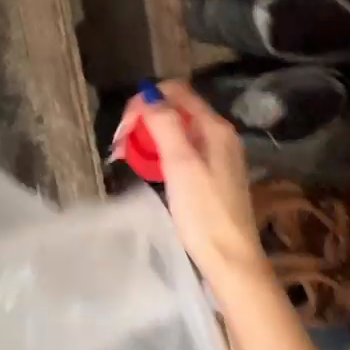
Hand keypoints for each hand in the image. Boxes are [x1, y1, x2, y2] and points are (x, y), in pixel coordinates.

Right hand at [128, 81, 264, 274]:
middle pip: (175, 110)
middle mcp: (218, 135)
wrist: (229, 258)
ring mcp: (216, 156)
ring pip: (175, 132)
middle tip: (120, 146)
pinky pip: (180, 152)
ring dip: (148, 138)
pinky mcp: (210, 175)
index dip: (146, 101)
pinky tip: (148, 170)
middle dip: (143, 121)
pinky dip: (160, 154)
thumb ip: (164, 124)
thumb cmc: (203, 212)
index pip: (176, 92)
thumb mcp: (180, 164)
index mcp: (214, 128)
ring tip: (126, 159)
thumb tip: (148, 95)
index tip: (125, 127)